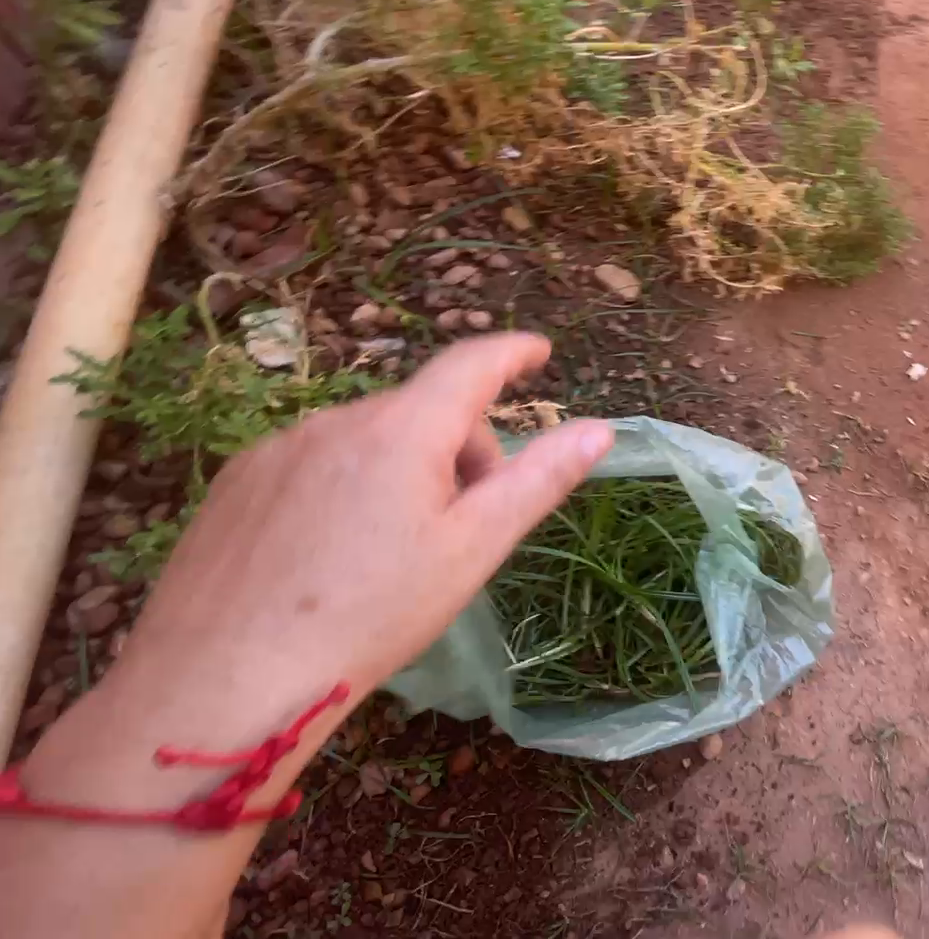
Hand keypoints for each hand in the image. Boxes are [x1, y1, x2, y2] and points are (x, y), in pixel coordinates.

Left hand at [23, 333, 612, 807]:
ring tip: (400, 548)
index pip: (469, 365)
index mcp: (401, 432)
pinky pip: (323, 459)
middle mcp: (335, 422)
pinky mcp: (238, 482)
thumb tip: (600, 429)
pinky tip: (340, 552)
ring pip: (375, 437)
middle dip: (465, 451)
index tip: (539, 351)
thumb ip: (541, 478)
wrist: (219, 686)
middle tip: (468, 524)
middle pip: (427, 412)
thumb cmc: (373, 612)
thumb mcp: (477, 545)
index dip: (512, 352)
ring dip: (411, 468)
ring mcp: (278, 449)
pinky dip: (356, 482)